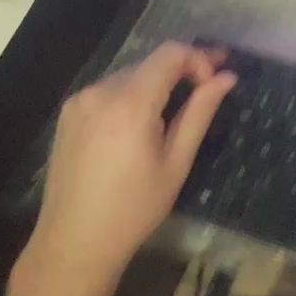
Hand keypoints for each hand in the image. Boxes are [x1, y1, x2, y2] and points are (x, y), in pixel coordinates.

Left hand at [18, 43, 236, 295]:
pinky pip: (109, 90)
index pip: (171, 54)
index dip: (199, 59)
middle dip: (181, 72)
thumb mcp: (176, 162)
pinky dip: (131, 96)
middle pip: (150, 63)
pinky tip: (139, 126)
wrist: (74, 242)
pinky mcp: (68, 113)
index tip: (216, 82)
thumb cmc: (134, 208)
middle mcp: (100, 91)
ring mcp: (79, 101)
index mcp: (130, 103)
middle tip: (208, 90)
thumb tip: (227, 77)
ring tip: (174, 114)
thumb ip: (200, 112)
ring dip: (156, 85)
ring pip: (130, 75)